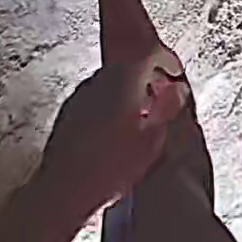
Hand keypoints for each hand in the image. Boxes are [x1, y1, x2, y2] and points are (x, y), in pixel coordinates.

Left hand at [35, 52, 189, 214]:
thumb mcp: (152, 140)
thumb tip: (179, 90)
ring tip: (143, 114)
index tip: (175, 70)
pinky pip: (98, 94)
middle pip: (131, 63)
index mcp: (126, 78)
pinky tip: (117, 127)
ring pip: (115, 79)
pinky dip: (113, 100)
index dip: (167, 58)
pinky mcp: (70, 108)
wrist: (62, 190)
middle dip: (150, 75)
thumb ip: (168, 108)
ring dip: (131, 88)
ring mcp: (84, 91)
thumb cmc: (110, 166)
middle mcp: (103, 77)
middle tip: (164, 94)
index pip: (150, 51)